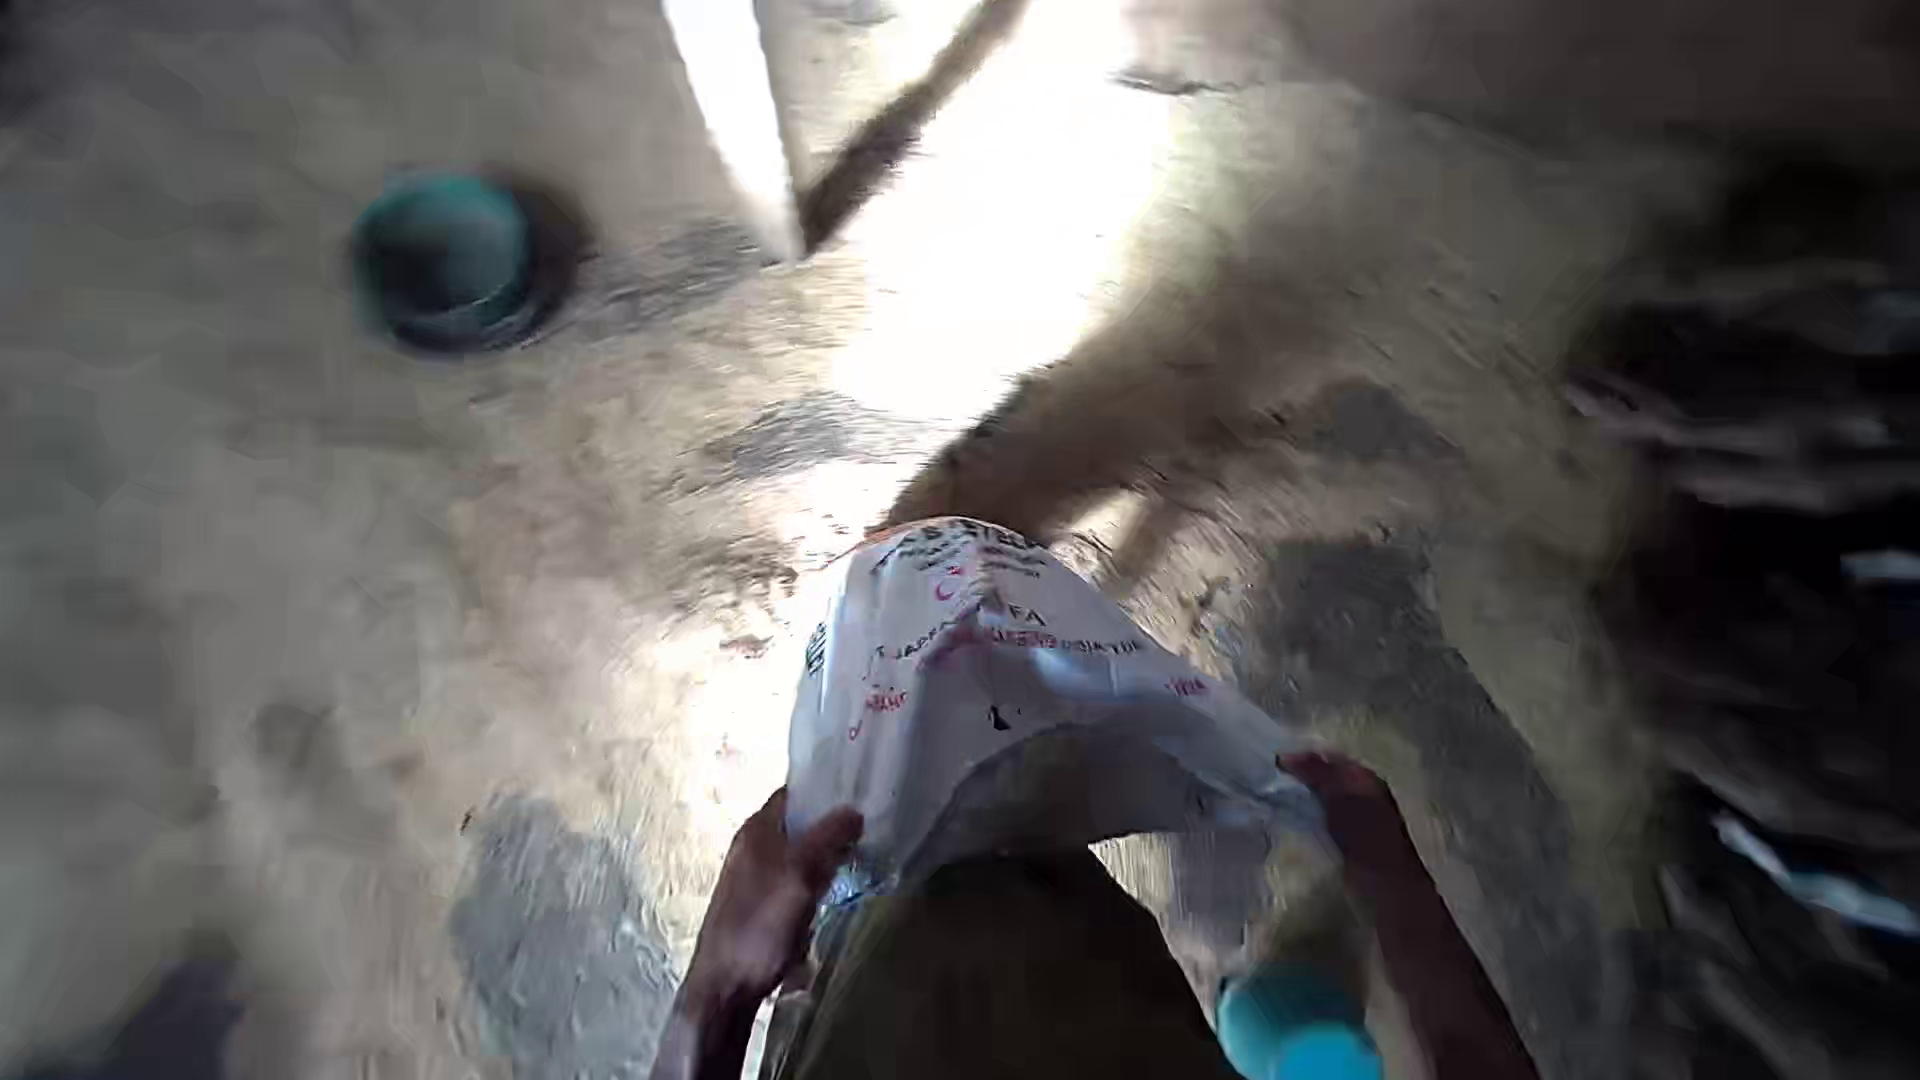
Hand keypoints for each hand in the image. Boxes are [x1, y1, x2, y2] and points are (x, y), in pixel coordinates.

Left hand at [683, 789, 862, 1012]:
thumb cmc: (761, 922)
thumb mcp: (802, 872)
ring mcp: (752, 876)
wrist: (724, 990)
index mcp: (756, 828)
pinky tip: (826, 893)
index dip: (822, 790)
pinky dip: (810, 879)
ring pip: (796, 852)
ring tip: (850, 860)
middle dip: (827, 827)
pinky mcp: (757, 903)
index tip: (854, 795)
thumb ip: (829, 836)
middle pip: (797, 823)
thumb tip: (854, 811)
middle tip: (859, 832)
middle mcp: (751, 846)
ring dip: (821, 856)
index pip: (794, 793)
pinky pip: (791, 878)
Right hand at [1278, 751, 1412, 858]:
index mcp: (1364, 778)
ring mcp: (1351, 816)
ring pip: (1315, 795)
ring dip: (1295, 793)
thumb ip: (1316, 772)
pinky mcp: (1341, 837)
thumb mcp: (1341, 796)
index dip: (1300, 755)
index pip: (1326, 756)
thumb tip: (1284, 755)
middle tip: (1267, 777)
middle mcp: (1359, 793)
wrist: (1385, 888)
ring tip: (1269, 793)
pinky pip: (1315, 815)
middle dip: (1296, 775)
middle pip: (1320, 775)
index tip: (1273, 762)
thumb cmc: (1367, 837)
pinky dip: (1299, 812)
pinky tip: (1282, 814)